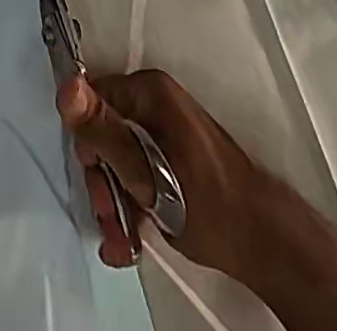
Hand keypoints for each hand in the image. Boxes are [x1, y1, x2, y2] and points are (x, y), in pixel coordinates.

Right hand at [56, 70, 263, 272]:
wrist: (269, 249)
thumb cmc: (215, 208)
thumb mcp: (148, 172)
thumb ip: (103, 131)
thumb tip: (67, 88)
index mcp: (149, 92)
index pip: (90, 101)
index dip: (86, 142)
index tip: (94, 177)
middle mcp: (154, 103)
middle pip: (101, 134)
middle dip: (101, 182)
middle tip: (110, 216)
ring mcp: (161, 130)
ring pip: (114, 158)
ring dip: (112, 201)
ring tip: (121, 239)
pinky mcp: (167, 156)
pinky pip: (133, 170)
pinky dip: (128, 203)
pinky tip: (129, 236)